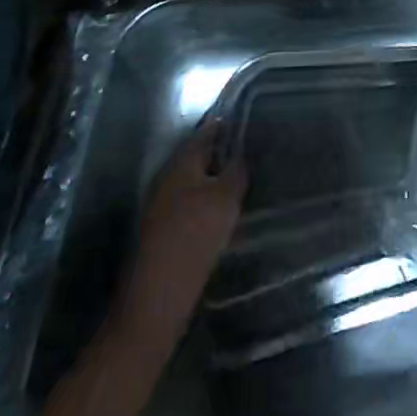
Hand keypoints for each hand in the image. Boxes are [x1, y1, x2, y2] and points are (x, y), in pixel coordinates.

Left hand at [116, 122, 246, 338]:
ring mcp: (163, 206)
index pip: (205, 134)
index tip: (252, 119)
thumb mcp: (226, 199)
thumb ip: (236, 170)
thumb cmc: (195, 238)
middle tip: (257, 148)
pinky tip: (231, 207)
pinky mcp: (166, 230)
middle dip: (225, 151)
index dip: (227, 125)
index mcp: (180, 166)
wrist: (159, 297)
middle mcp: (167, 180)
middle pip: (199, 157)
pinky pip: (194, 201)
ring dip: (219, 176)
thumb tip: (243, 150)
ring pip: (196, 181)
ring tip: (250, 176)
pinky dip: (212, 198)